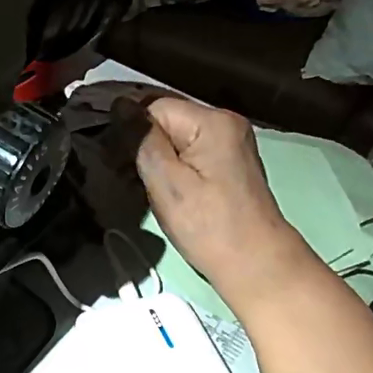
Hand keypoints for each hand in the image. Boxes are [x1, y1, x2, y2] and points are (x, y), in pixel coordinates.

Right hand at [135, 98, 315, 305]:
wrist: (257, 265)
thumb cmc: (210, 228)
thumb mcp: (167, 183)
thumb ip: (142, 141)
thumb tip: (121, 108)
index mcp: (213, 122)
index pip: (154, 107)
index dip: (131, 131)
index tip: (116, 162)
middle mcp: (227, 123)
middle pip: (167, 120)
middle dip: (142, 144)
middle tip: (124, 176)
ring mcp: (232, 144)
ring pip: (178, 138)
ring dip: (157, 158)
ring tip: (141, 186)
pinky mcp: (231, 164)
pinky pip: (192, 153)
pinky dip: (174, 167)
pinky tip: (164, 190)